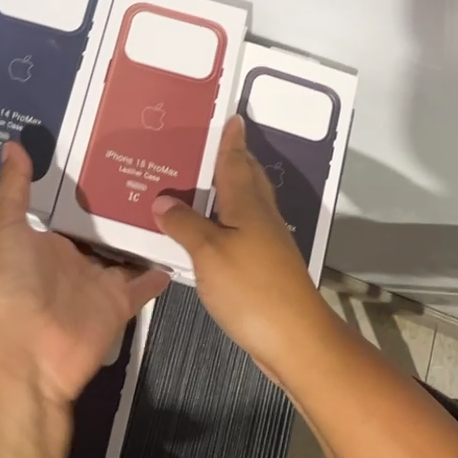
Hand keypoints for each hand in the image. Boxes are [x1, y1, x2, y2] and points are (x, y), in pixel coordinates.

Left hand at [0, 141, 169, 407]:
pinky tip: (179, 245)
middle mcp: (72, 258)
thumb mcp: (4, 228)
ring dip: (143, 230)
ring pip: (126, 250)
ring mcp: (97, 282)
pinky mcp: (118, 304)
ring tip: (172, 193)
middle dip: (120, 201)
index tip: (108, 146)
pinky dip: (159, 270)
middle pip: (101, 225)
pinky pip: (144, 284)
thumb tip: (14, 143)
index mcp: (43, 239)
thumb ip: (14, 188)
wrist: (24, 353)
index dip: (85, 178)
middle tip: (150, 162)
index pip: (68, 203)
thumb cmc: (8, 284)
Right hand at [152, 116, 329, 369]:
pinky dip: (225, 220)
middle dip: (233, 159)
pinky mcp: (265, 267)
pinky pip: (242, 229)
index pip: (237, 162)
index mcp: (248, 204)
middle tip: (210, 145)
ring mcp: (267, 243)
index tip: (233, 118)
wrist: (295, 339)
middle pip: (248, 179)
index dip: (233, 141)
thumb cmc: (251, 288)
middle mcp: (261, 217)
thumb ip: (185, 224)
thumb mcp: (208, 252)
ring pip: (247, 204)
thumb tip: (162, 200)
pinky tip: (209, 230)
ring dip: (228, 189)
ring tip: (199, 182)